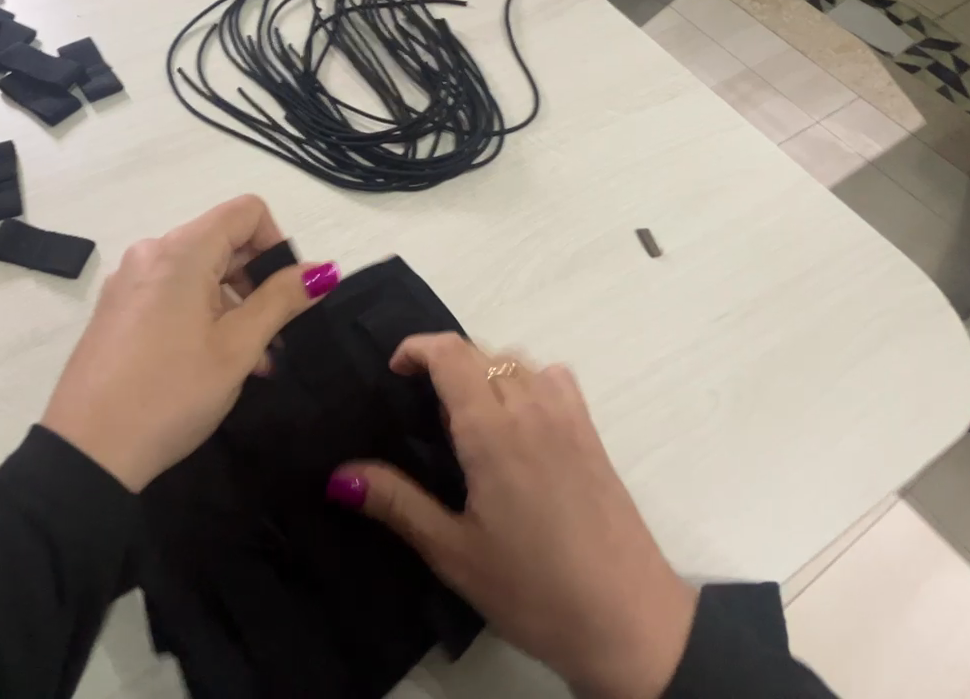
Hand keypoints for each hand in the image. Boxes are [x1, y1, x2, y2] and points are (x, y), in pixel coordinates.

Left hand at [41, 195, 338, 491]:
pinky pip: (174, 293)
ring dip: (234, 305)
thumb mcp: (237, 348)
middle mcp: (151, 253)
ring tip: (251, 362)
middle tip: (276, 337)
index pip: (245, 212)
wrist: (87, 452)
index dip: (277, 243)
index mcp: (180, 251)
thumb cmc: (170, 393)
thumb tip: (323, 269)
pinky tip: (214, 363)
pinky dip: (203, 315)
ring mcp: (129, 281)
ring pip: (200, 273)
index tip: (287, 293)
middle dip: (258, 282)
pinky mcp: (118, 309)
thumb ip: (282, 300)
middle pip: (223, 241)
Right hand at [331, 334, 697, 698]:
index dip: (417, 347)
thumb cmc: (533, 589)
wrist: (629, 622)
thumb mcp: (453, 552)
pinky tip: (520, 420)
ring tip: (467, 413)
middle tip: (421, 405)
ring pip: (518, 360)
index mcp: (492, 430)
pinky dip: (527, 378)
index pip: (451, 353)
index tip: (394, 371)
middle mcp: (531, 408)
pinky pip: (554, 378)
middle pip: (481, 351)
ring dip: (484, 368)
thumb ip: (396, 503)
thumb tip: (339, 474)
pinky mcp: (592, 434)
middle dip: (444, 361)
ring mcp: (568, 417)